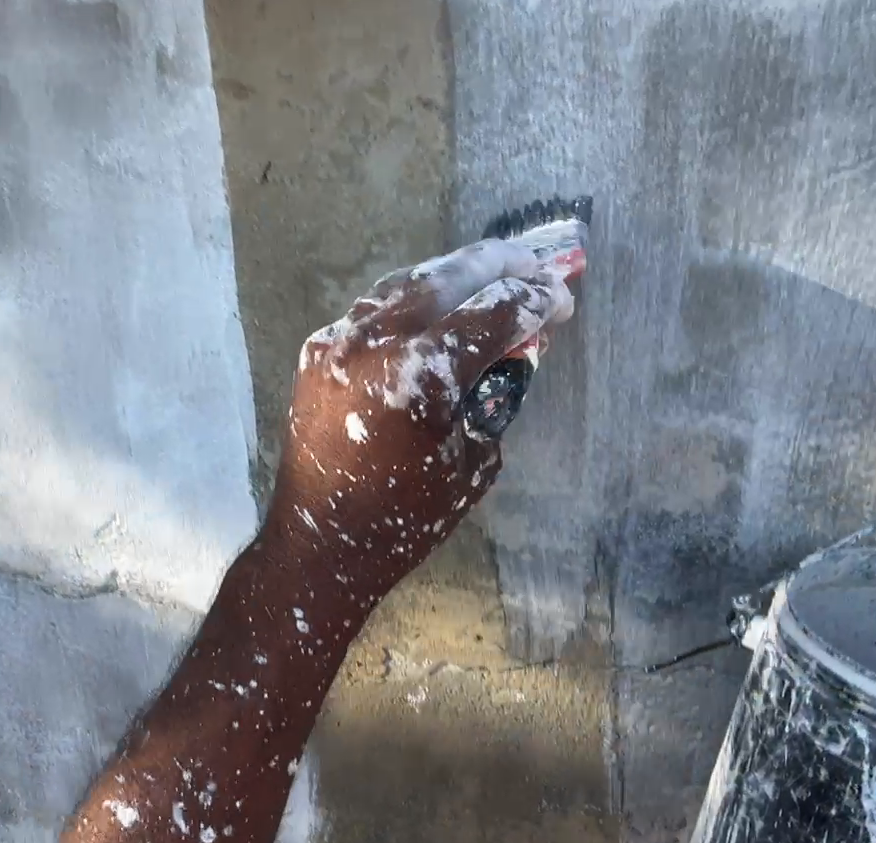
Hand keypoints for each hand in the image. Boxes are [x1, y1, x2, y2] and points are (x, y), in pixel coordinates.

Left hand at [258, 238, 574, 602]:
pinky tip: (432, 307)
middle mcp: (373, 342)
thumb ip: (495, 397)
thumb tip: (513, 350)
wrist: (319, 545)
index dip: (534, 301)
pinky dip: (408, 303)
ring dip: (450, 275)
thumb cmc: (403, 521)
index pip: (492, 313)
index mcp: (419, 375)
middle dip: (498, 265)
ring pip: (403, 285)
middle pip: (446, 276)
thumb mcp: (473, 461)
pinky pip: (371, 312)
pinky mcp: (315, 353)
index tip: (560, 298)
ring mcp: (337, 342)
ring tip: (488, 275)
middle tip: (534, 264)